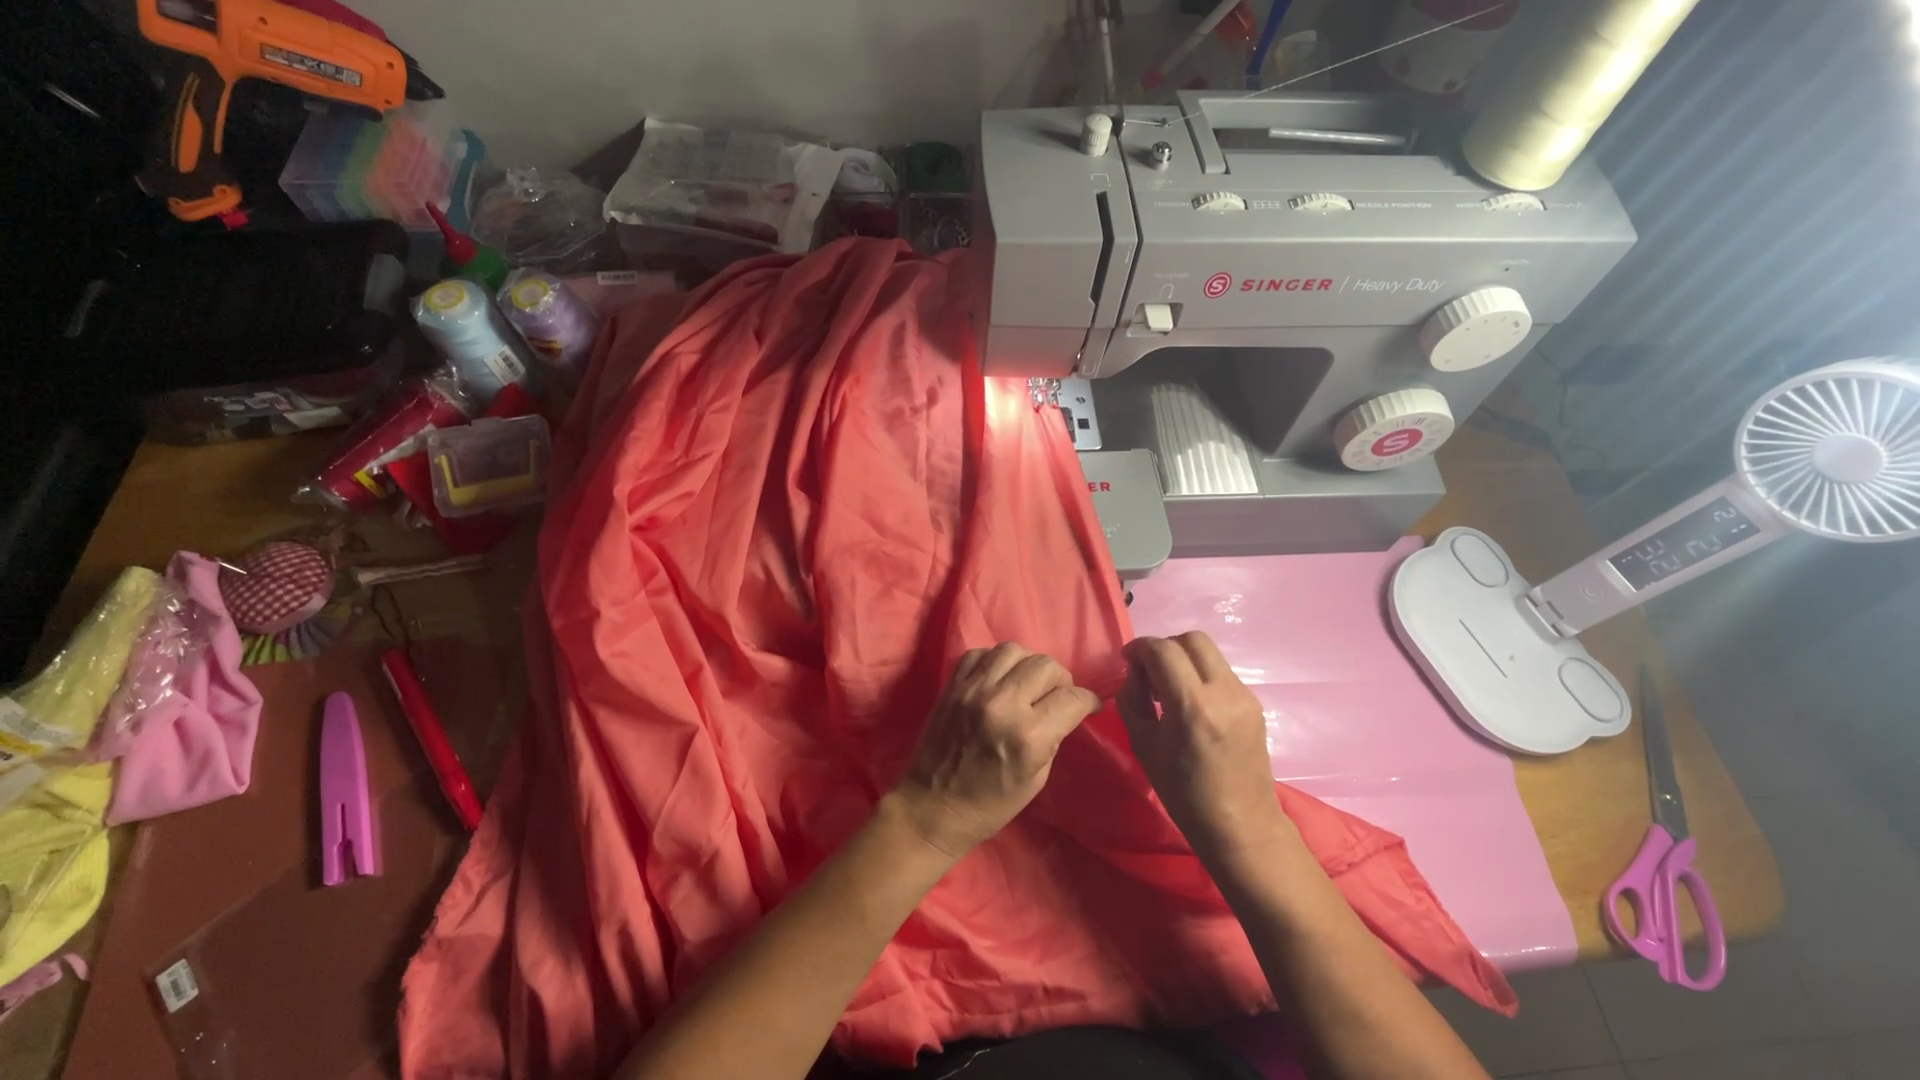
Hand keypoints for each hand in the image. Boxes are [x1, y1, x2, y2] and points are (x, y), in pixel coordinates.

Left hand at [891, 643, 1100, 860]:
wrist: (933, 808)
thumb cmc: (990, 804)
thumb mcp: (1037, 777)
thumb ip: (1054, 735)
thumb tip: (1068, 708)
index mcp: (1028, 736)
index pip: (1072, 697)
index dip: (1087, 701)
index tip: (1088, 706)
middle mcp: (1002, 704)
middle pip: (1046, 665)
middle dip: (1060, 681)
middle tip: (1055, 698)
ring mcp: (973, 690)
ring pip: (1015, 650)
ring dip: (1028, 665)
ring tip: (1026, 685)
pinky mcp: (952, 685)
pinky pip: (981, 653)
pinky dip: (995, 662)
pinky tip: (998, 680)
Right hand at [1119, 633, 1291, 866]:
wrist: (1240, 825)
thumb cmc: (1184, 795)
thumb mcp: (1144, 747)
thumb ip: (1133, 701)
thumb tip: (1135, 674)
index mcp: (1193, 706)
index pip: (1163, 650)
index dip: (1140, 648)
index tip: (1127, 662)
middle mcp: (1224, 692)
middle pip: (1191, 639)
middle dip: (1164, 647)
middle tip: (1148, 672)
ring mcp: (1244, 696)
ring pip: (1209, 653)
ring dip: (1183, 659)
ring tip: (1168, 689)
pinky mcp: (1254, 703)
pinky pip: (1221, 672)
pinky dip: (1200, 674)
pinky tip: (1189, 703)